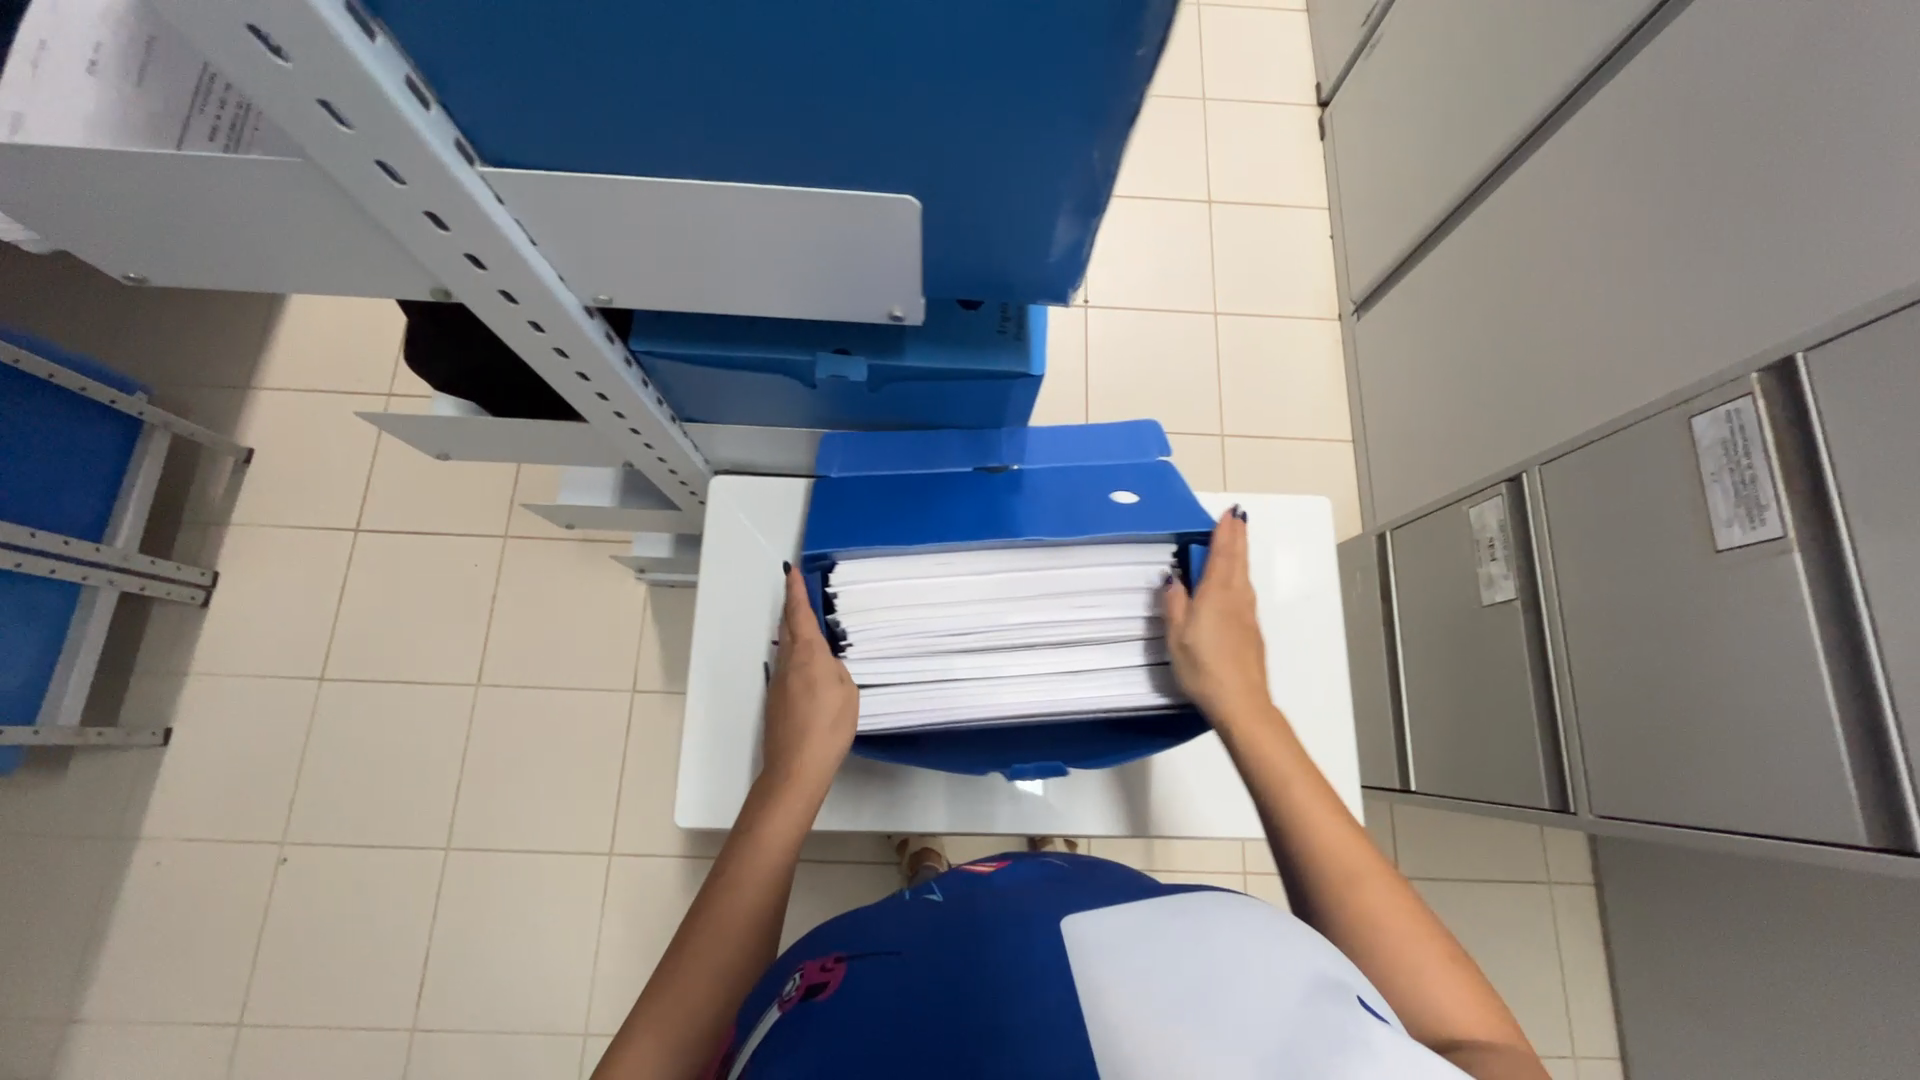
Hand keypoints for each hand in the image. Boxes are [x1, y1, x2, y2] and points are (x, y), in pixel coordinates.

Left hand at [761, 564, 858, 793]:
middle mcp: (788, 662)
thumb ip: (837, 670)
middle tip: (799, 590)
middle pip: (787, 626)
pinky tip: (808, 665)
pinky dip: (795, 655)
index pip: (800, 613)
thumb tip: (826, 663)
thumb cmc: (828, 727)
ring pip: (785, 646)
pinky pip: (787, 665)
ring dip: (793, 630)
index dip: (796, 590)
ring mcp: (778, 681)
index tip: (791, 570)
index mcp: (808, 654)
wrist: (796, 767)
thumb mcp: (847, 692)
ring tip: (808, 623)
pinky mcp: (776, 699)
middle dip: (792, 606)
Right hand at [1163, 507, 1274, 729]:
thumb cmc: (1203, 667)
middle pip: (1238, 560)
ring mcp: (1248, 614)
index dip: (1225, 532)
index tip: (1229, 512)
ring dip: (1239, 555)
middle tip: (1236, 518)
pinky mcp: (1251, 630)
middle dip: (1237, 537)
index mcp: (1217, 593)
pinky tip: (1233, 582)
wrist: (1241, 702)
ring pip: (1244, 576)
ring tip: (1234, 541)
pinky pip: (1244, 592)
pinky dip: (1239, 576)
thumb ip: (1174, 602)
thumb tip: (1173, 577)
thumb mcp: (1176, 635)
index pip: (1222, 553)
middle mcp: (1237, 597)